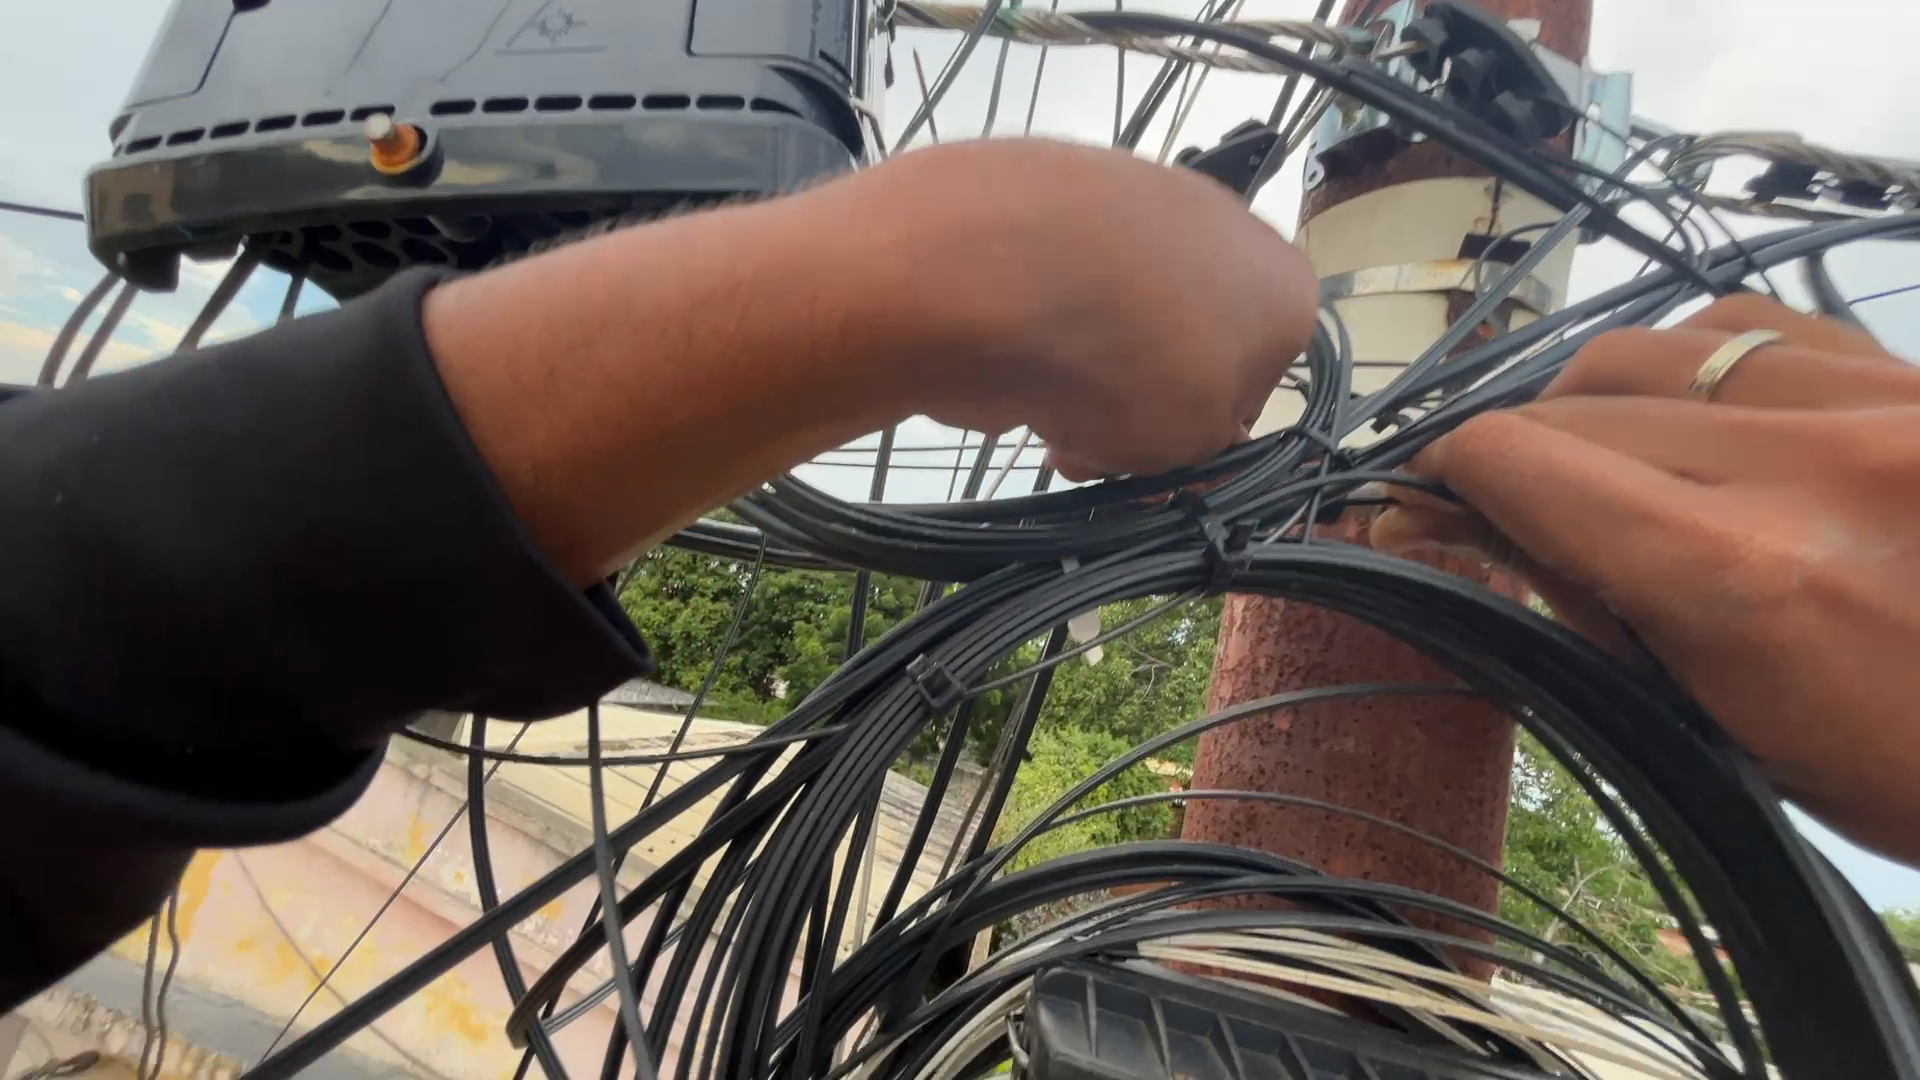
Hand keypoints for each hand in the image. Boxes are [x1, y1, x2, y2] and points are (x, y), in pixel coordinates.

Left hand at [818, 139, 1319, 480]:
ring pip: (1115, 331)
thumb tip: (1170, 426)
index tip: (1158, 459)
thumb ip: (1199, 445)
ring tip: (1049, 412)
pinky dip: (1042, 342)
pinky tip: (1017, 369)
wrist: (1004, 276)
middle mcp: (1218, 231)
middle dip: (1132, 411)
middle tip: (1096, 446)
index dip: (1197, 434)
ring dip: (1083, 387)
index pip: (1250, 387)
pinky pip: (1060, 301)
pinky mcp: (1055, 213)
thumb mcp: (1196, 448)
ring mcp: (1135, 211)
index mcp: (1283, 290)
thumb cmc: (1130, 361)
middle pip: (1176, 353)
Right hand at [1372, 295, 1919, 863]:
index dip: (1439, 471)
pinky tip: (1683, 411)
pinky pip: (1748, 326)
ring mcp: (1893, 401)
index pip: (1510, 459)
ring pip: (1643, 348)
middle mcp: (1812, 463)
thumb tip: (1457, 523)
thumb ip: (1576, 596)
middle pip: (1564, 403)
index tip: (1419, 498)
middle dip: (1499, 450)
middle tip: (1486, 499)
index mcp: (1739, 574)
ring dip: (1578, 400)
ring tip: (1584, 451)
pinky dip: (1679, 363)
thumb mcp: (1715, 713)